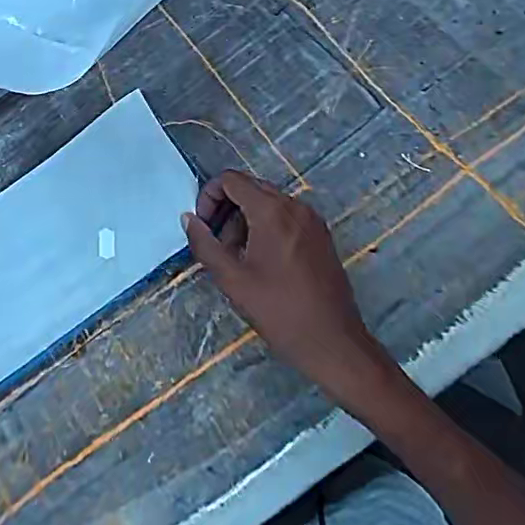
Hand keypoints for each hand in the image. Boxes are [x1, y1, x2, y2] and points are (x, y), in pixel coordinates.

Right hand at [182, 171, 388, 396]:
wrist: (334, 344)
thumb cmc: (279, 311)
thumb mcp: (231, 279)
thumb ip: (204, 243)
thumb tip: (189, 219)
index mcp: (272, 211)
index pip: (230, 180)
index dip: (209, 197)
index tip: (204, 226)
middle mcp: (295, 206)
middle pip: (249, 187)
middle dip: (226, 208)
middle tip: (217, 242)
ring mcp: (312, 220)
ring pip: (267, 201)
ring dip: (244, 218)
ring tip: (238, 256)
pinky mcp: (321, 236)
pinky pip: (285, 216)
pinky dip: (266, 226)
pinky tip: (262, 260)